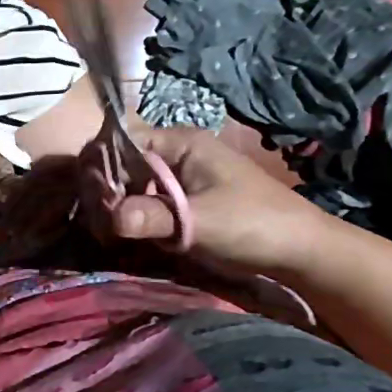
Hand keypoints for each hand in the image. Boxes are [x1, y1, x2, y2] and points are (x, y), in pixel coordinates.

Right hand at [109, 127, 334, 277]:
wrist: (300, 250)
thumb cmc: (253, 224)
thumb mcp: (201, 221)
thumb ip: (155, 216)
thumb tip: (111, 217)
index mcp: (181, 143)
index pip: (123, 142)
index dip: (102, 167)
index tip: (92, 200)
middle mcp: (178, 153)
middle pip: (125, 163)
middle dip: (108, 190)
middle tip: (97, 223)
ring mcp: (182, 177)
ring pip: (135, 185)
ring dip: (120, 206)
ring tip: (107, 232)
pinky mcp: (186, 200)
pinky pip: (149, 202)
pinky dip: (136, 216)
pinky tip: (127, 236)